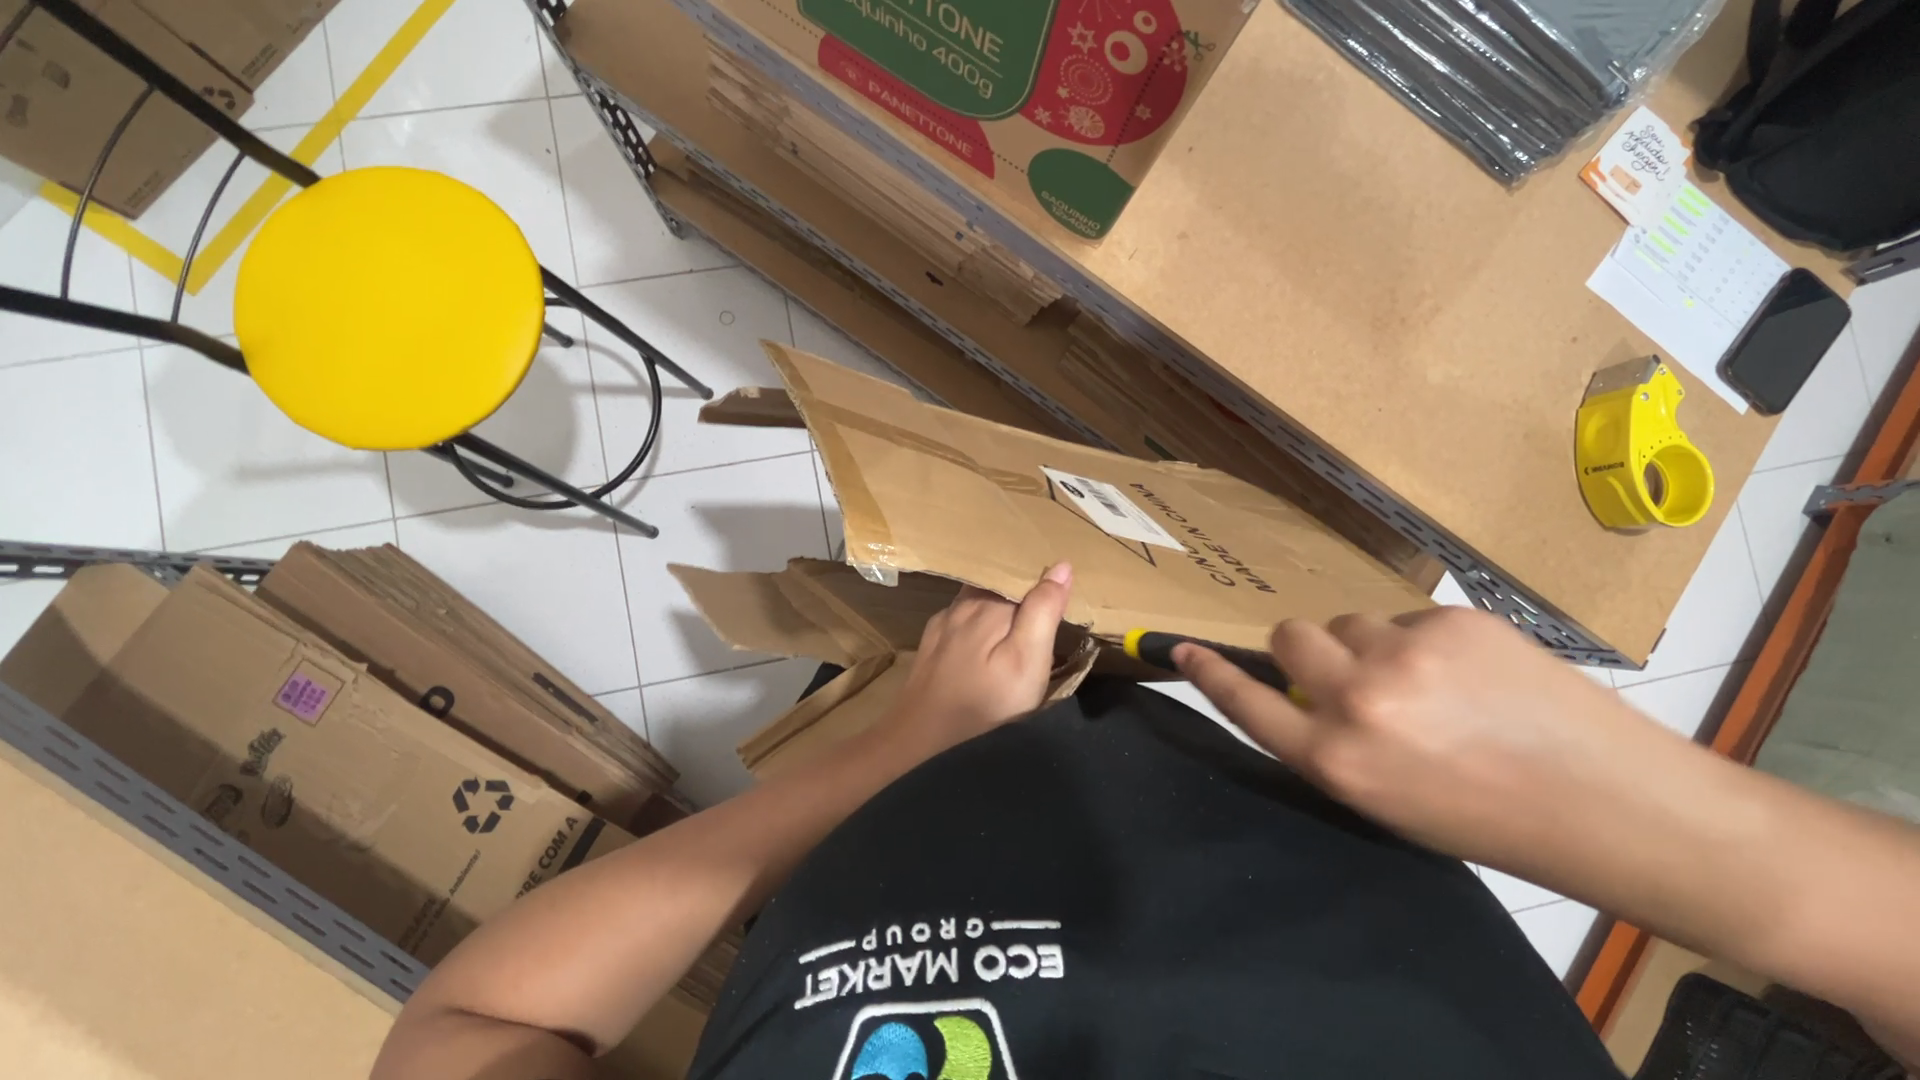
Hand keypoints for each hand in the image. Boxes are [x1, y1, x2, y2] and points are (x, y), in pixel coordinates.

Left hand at [873, 563, 1073, 764]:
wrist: (923, 731)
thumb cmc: (985, 701)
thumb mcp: (1027, 661)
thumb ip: (1043, 612)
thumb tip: (1061, 566)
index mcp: (992, 602)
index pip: (1026, 574)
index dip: (1046, 581)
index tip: (1062, 598)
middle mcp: (965, 601)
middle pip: (1002, 583)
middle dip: (1024, 590)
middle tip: (1046, 613)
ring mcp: (945, 618)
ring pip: (981, 596)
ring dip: (1000, 602)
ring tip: (1020, 622)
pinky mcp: (934, 637)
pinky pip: (964, 614)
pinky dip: (980, 617)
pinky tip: (986, 636)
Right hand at [1174, 607, 1665, 865]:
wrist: (1612, 804)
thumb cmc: (1488, 820)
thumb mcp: (1385, 802)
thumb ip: (1330, 746)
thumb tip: (1305, 692)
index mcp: (1338, 760)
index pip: (1248, 703)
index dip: (1210, 673)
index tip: (1183, 649)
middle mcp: (1359, 701)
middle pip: (1289, 636)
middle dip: (1306, 650)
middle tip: (1345, 672)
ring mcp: (1405, 654)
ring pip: (1348, 622)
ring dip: (1367, 644)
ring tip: (1426, 681)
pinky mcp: (1452, 621)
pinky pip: (1405, 617)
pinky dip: (1421, 640)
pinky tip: (1470, 674)